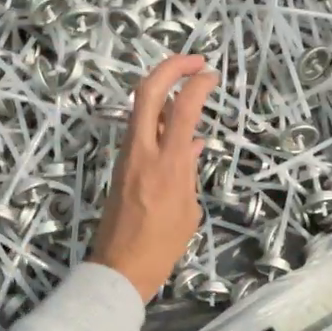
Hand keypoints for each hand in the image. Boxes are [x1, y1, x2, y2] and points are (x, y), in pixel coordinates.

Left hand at [89, 54, 217, 299]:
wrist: (119, 268)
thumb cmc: (161, 247)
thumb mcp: (188, 210)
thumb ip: (189, 172)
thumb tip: (192, 145)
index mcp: (167, 165)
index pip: (182, 109)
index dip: (198, 84)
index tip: (212, 75)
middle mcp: (143, 152)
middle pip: (148, 92)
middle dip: (171, 67)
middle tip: (196, 62)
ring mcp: (127, 157)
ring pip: (141, 108)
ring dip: (163, 88)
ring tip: (189, 87)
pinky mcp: (121, 166)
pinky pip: (141, 130)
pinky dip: (159, 117)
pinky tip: (179, 127)